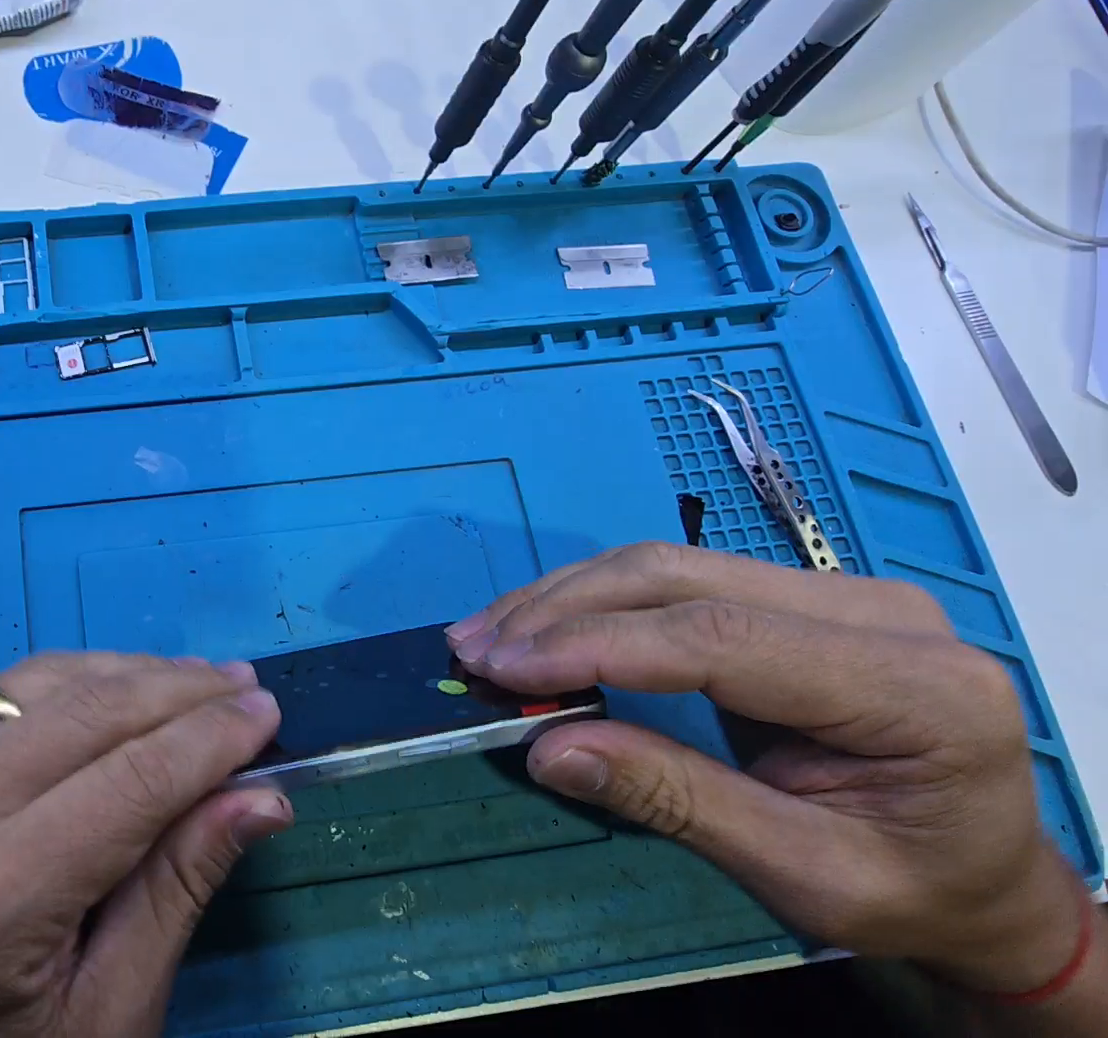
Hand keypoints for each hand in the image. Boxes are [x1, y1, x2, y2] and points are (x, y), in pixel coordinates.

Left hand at [0, 653, 291, 1037]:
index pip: (128, 782)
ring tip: (191, 681)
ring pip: (41, 684)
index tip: (265, 711)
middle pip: (85, 715)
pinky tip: (112, 692)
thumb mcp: (109, 1013)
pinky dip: (67, 682)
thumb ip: (180, 888)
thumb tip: (261, 796)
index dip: (207, 738)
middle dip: (178, 691)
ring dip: (127, 673)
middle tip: (242, 685)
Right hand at [446, 543, 1086, 995]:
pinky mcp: (789, 595)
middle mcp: (875, 611)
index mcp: (913, 688)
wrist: (980, 874)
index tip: (501, 670)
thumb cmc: (910, 889)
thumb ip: (677, 801)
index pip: (717, 638)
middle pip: (679, 578)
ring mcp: (830, 592)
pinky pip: (669, 580)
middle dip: (560, 610)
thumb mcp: (803, 874)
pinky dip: (588, 602)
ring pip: (662, 565)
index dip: (595, 645)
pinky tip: (536, 624)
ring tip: (484, 635)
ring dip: (560, 599)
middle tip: (474, 650)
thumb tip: (547, 749)